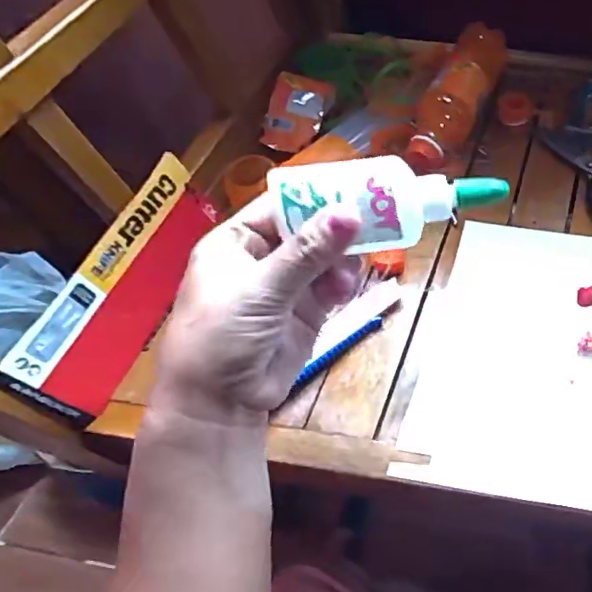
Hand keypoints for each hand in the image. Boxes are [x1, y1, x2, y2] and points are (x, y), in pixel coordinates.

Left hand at [151, 194, 361, 425]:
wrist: (217, 402)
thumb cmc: (221, 334)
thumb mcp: (261, 289)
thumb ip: (307, 252)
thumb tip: (349, 212)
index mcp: (237, 242)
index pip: (281, 206)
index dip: (316, 197)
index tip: (355, 189)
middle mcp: (263, 259)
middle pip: (309, 231)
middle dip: (336, 230)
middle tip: (374, 221)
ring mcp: (286, 288)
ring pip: (325, 259)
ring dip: (341, 260)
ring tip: (348, 270)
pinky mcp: (305, 314)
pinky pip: (331, 287)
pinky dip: (341, 284)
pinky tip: (343, 289)